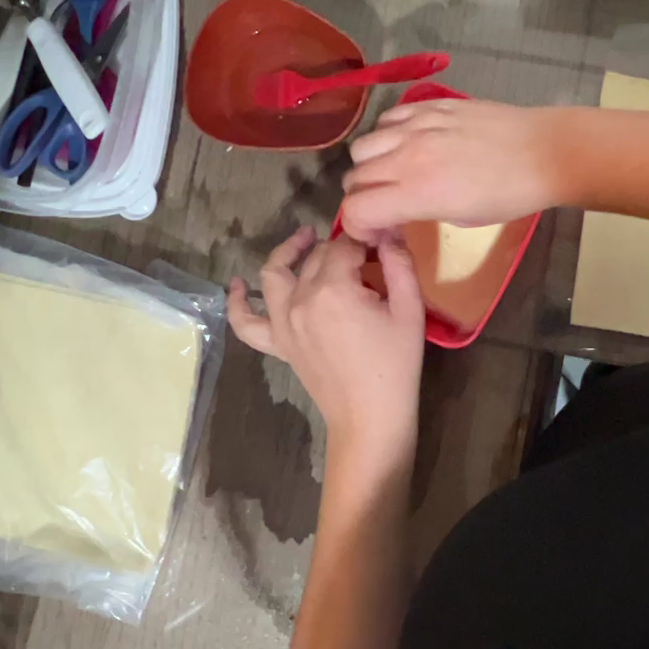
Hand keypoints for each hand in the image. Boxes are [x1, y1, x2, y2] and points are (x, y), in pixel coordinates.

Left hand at [227, 226, 424, 458]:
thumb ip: (400, 264)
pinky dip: (238, 301)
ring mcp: (283, 322)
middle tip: (368, 258)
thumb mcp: (410, 310)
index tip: (383, 248)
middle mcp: (300, 299)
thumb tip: (389, 230)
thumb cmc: (396, 365)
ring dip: (288, 252)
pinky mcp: (278, 344)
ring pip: (275, 274)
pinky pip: (246, 322)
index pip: (345, 246)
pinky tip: (239, 286)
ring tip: (305, 240)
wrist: (370, 417)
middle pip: (316, 257)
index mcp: (334, 289)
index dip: (366, 242)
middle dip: (340, 249)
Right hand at [340, 99, 570, 240]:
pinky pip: (388, 119)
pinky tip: (408, 145)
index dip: (357, 226)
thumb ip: (421, 211)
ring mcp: (417, 126)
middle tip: (384, 206)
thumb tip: (400, 210)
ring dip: (370, 165)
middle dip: (361, 198)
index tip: (374, 232)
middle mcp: (407, 156)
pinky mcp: (429, 106)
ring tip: (393, 173)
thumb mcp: (463, 218)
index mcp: (418, 192)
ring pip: (363, 146)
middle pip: (354, 177)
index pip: (355, 209)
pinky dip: (388, 136)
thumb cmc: (511, 196)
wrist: (543, 151)